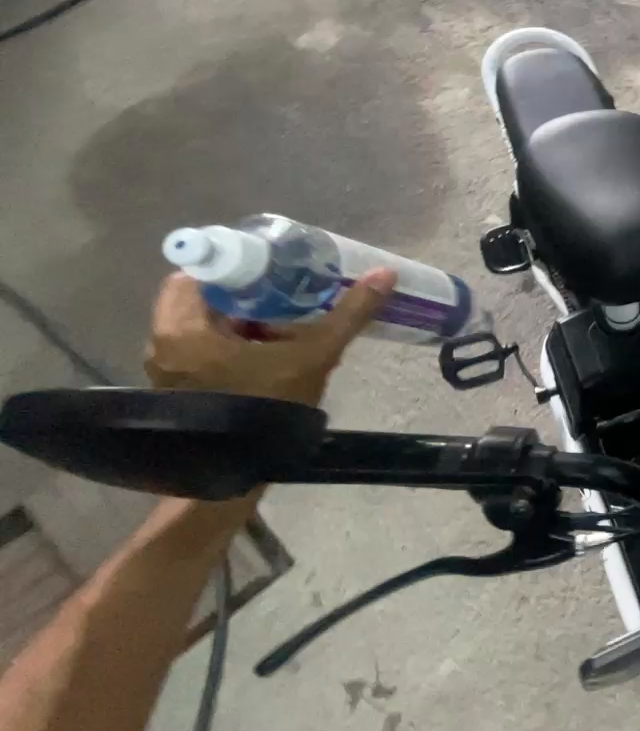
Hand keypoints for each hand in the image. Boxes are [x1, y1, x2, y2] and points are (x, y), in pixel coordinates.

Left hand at [143, 269, 396, 406]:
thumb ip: (349, 313)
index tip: (278, 267)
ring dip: (242, 315)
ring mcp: (168, 367)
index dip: (241, 264)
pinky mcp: (180, 385)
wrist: (241, 466)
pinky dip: (235, 338)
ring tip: (287, 316)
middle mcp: (163, 342)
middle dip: (247, 290)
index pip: (201, 272)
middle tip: (289, 288)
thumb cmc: (267, 404)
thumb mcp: (315, 354)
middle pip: (204, 296)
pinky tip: (272, 345)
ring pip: (204, 322)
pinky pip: (205, 345)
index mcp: (182, 329)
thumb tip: (386, 274)